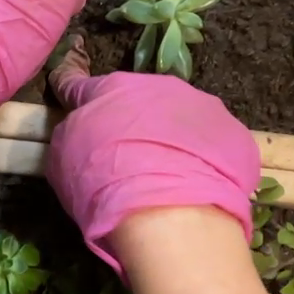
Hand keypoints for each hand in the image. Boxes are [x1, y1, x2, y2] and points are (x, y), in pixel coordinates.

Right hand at [46, 42, 260, 272]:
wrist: (168, 210)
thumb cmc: (102, 181)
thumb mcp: (62, 159)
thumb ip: (69, 135)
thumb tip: (78, 131)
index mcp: (110, 87)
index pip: (79, 83)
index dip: (70, 90)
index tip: (68, 94)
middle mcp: (157, 86)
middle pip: (134, 99)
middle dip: (125, 118)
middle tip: (121, 155)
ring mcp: (199, 105)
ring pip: (173, 117)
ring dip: (164, 136)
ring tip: (161, 172)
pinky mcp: (231, 131)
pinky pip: (204, 140)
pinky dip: (194, 155)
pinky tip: (188, 181)